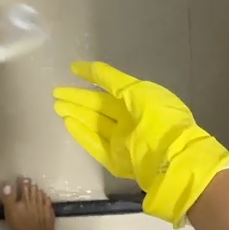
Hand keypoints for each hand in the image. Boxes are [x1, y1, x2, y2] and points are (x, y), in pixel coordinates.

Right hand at [52, 61, 228, 225]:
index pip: (112, 86)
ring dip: (76, 114)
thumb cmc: (159, 118)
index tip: (74, 69)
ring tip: (57, 105)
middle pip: (99, 107)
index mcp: (141, 101)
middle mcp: (131, 119)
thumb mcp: (139, 91)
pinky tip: (67, 122)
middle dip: (78, 98)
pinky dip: (81, 133)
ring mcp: (123, 141)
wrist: (172, 157)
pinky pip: (95, 144)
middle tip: (56, 92)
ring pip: (94, 124)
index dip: (94, 76)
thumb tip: (94, 71)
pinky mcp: (117, 160)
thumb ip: (113, 80)